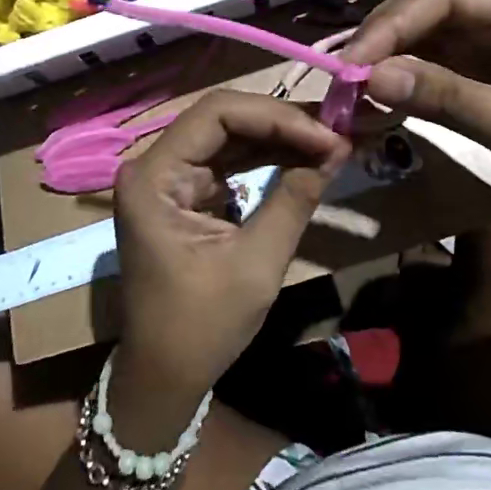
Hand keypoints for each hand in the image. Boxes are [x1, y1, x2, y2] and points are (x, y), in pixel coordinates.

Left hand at [113, 91, 351, 407]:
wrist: (164, 374)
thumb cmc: (202, 326)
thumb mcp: (256, 263)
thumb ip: (293, 200)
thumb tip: (337, 150)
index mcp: (154, 178)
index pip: (217, 115)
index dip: (276, 117)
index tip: (327, 136)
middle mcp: (153, 167)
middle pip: (222, 120)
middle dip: (282, 123)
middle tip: (336, 132)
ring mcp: (167, 180)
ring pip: (229, 137)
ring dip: (279, 138)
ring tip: (329, 142)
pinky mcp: (184, 194)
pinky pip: (228, 162)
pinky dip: (266, 159)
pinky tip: (304, 158)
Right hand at [343, 0, 490, 253]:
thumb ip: (452, 100)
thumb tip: (370, 79)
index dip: (395, 24)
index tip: (352, 65)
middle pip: (435, 7)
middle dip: (386, 40)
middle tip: (342, 82)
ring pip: (430, 33)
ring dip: (389, 61)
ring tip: (350, 96)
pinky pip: (439, 62)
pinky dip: (406, 82)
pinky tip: (378, 102)